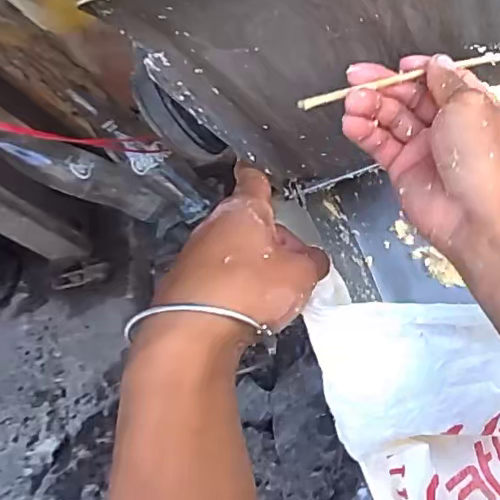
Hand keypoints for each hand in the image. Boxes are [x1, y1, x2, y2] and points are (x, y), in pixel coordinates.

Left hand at [151, 163, 328, 337]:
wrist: (196, 330)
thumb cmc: (248, 291)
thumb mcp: (302, 275)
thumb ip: (314, 261)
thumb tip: (314, 259)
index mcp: (244, 211)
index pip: (254, 181)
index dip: (260, 176)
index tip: (257, 170)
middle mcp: (214, 225)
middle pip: (248, 223)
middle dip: (269, 239)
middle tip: (291, 262)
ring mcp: (194, 253)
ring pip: (231, 250)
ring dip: (251, 264)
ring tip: (270, 292)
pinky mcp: (184, 282)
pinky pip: (217, 276)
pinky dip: (232, 287)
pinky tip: (245, 307)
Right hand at [341, 54, 499, 253]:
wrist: (476, 218)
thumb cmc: (483, 162)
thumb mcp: (469, 105)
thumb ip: (447, 82)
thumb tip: (436, 64)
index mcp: (472, 108)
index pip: (441, 81)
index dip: (420, 70)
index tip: (401, 65)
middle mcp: (449, 127)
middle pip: (411, 97)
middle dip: (385, 85)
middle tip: (358, 77)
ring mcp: (426, 149)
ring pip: (392, 119)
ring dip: (369, 106)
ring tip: (352, 101)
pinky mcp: (405, 170)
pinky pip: (380, 144)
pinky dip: (364, 131)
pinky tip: (351, 123)